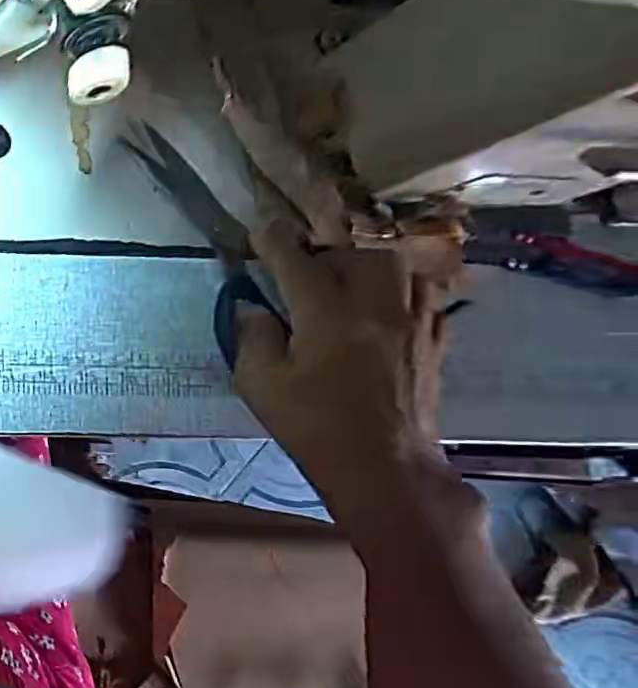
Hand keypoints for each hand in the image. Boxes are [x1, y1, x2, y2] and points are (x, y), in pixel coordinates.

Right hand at [230, 183, 456, 506]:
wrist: (381, 461)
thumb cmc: (309, 422)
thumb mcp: (259, 382)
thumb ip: (254, 337)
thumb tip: (254, 308)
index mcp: (330, 319)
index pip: (300, 266)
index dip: (276, 244)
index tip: (260, 226)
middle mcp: (379, 309)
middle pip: (360, 255)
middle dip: (326, 252)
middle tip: (298, 267)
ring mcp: (415, 322)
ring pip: (399, 266)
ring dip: (365, 264)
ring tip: (340, 279)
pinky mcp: (434, 338)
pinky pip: (423, 292)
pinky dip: (397, 286)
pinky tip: (377, 302)